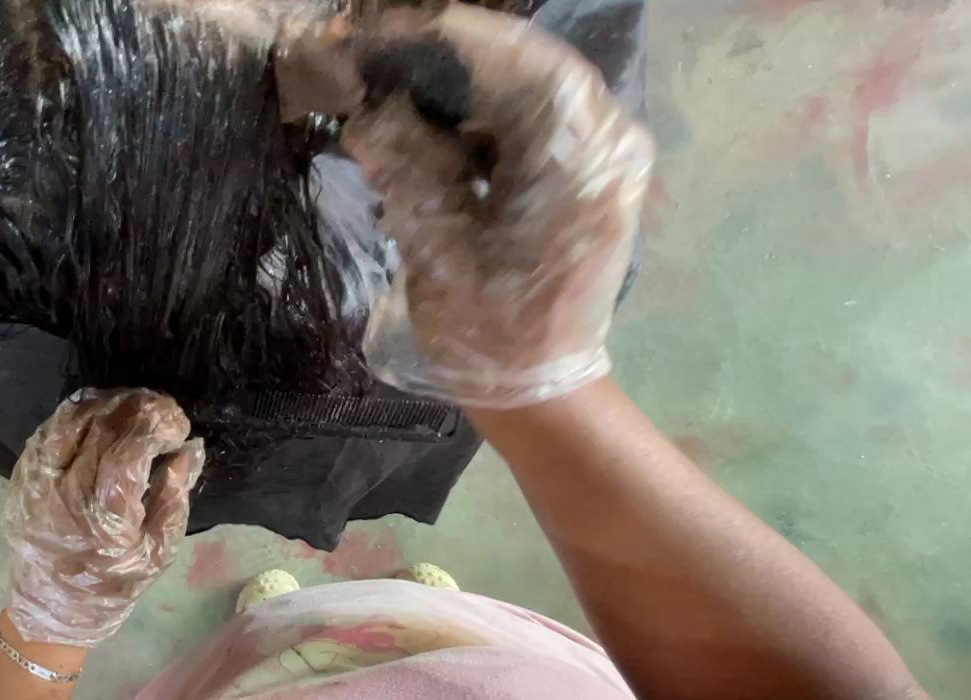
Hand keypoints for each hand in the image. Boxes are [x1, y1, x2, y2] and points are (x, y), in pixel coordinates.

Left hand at [2, 389, 205, 646]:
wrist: (55, 606)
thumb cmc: (114, 584)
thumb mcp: (158, 552)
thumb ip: (175, 497)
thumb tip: (190, 449)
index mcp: (103, 519)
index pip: (128, 452)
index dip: (157, 426)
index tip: (178, 424)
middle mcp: (65, 495)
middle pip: (100, 429)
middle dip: (137, 408)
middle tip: (160, 408)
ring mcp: (38, 484)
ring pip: (69, 422)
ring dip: (106, 404)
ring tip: (132, 405)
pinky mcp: (22, 479)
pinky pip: (47, 432)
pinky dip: (75, 416)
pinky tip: (98, 415)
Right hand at [343, 5, 655, 407]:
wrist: (537, 392)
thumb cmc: (490, 338)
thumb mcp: (441, 259)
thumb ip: (411, 178)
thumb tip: (366, 119)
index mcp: (580, 163)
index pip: (520, 66)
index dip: (449, 41)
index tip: (384, 29)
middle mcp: (604, 145)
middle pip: (526, 70)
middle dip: (448, 58)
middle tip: (377, 51)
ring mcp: (596, 161)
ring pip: (526, 95)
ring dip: (459, 86)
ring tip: (394, 82)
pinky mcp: (578, 180)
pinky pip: (527, 128)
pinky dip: (475, 119)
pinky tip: (429, 125)